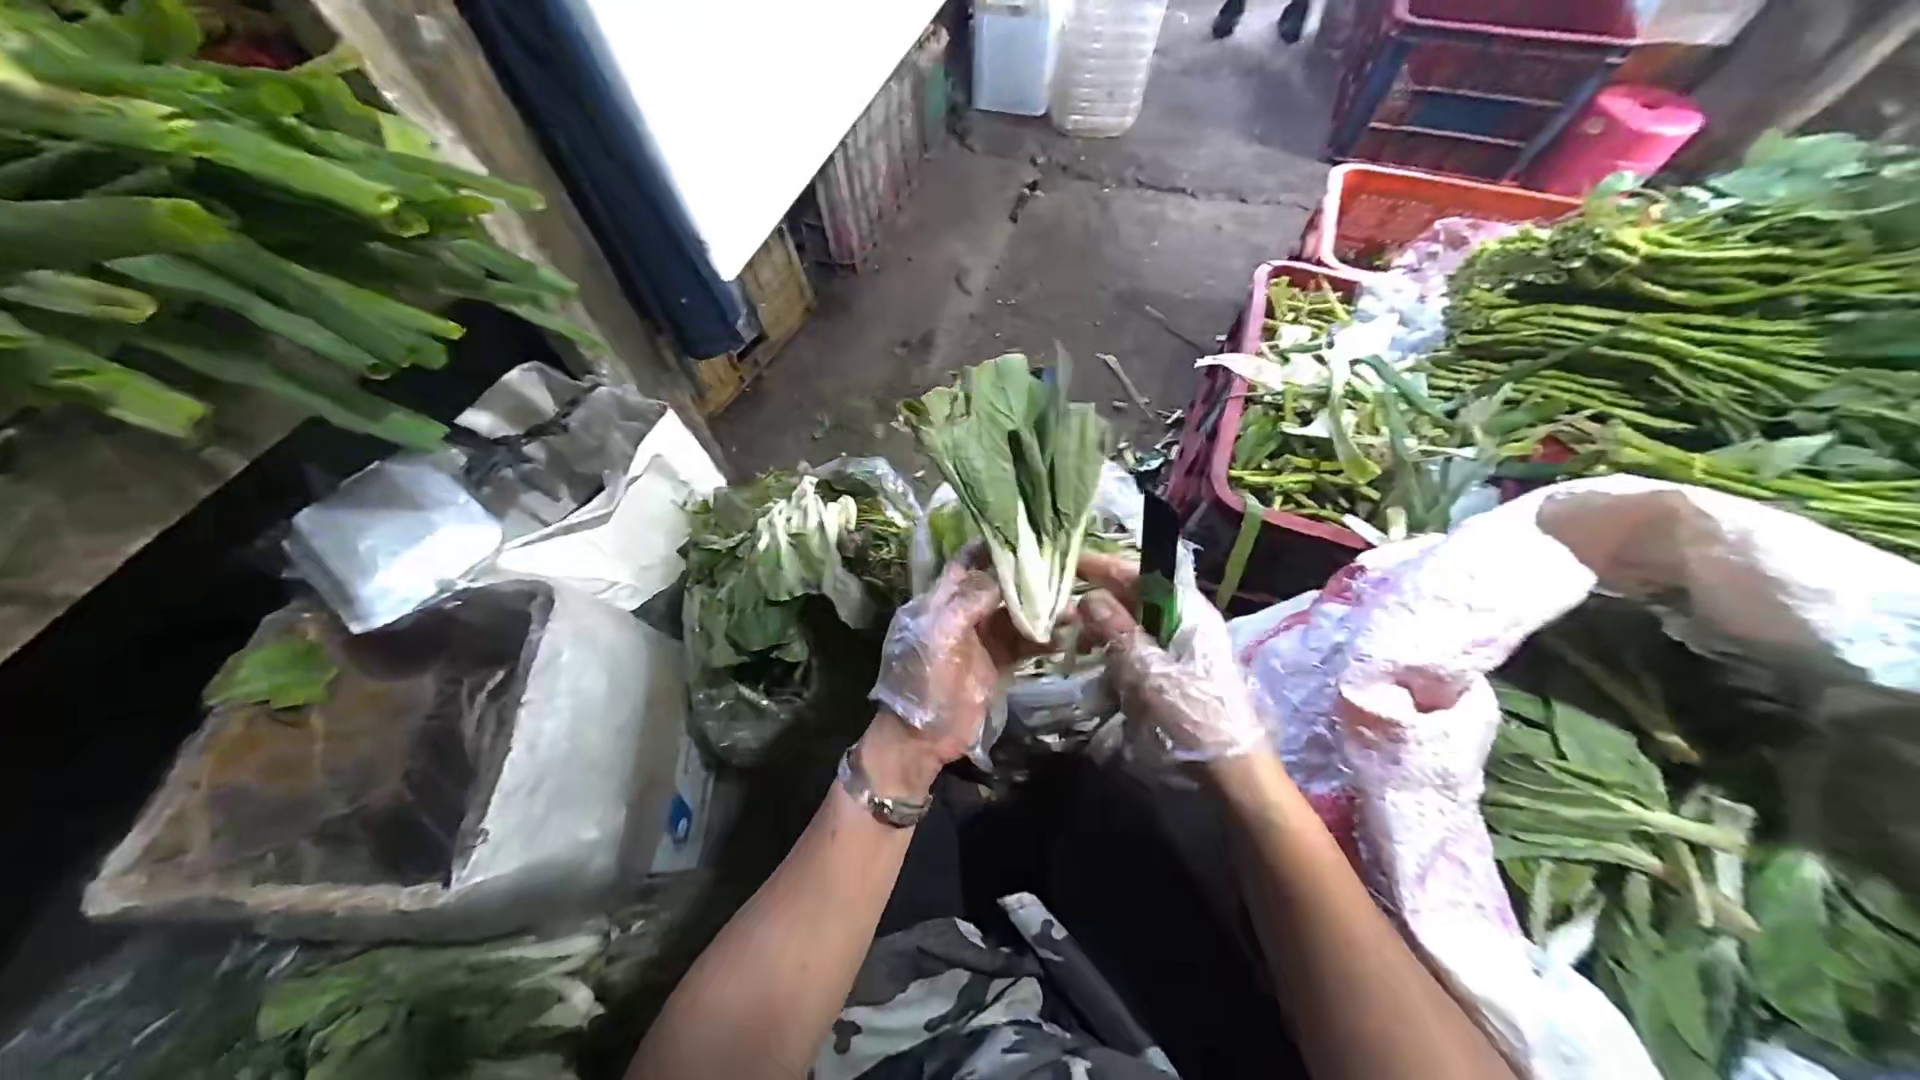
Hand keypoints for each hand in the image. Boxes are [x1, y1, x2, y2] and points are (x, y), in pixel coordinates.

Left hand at [868, 543, 1039, 785]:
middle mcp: (960, 613)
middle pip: (995, 586)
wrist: (920, 738)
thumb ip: (967, 603)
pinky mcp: (994, 662)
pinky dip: (1040, 639)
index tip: (1022, 536)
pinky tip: (1063, 636)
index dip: (988, 548)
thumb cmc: (921, 681)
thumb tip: (1000, 576)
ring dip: (1038, 611)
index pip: (964, 563)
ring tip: (1071, 609)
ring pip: (1012, 615)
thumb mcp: (938, 636)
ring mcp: (979, 639)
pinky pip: (1021, 643)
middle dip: (1024, 580)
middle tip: (1060, 572)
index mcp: (938, 601)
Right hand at [1077, 553, 1267, 762]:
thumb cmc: (1194, 714)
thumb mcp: (1149, 671)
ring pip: (1133, 623)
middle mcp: (1186, 620)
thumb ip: (1118, 631)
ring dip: (1103, 627)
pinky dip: (1115, 650)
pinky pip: (1138, 648)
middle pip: (1136, 596)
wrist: (1231, 770)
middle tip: (1061, 606)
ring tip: (1073, 637)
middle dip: (1099, 598)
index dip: (1105, 565)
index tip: (1071, 562)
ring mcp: (1181, 646)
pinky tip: (1097, 663)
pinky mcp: (1175, 670)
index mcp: (1188, 611)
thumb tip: (1090, 596)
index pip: (1142, 573)